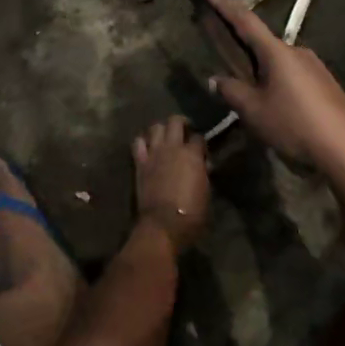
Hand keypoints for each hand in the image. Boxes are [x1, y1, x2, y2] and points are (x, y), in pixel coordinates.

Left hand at [132, 116, 209, 252]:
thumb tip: (203, 165)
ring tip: (166, 136)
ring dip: (161, 129)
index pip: (199, 137)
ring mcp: (154, 152)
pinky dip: (143, 141)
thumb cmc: (192, 213)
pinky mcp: (140, 162)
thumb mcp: (206, 192)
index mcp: (192, 155)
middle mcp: (172, 147)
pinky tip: (148, 146)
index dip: (202, 142)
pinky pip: (138, 142)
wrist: (164, 224)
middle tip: (185, 131)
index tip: (202, 150)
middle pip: (175, 121)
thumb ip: (204, 173)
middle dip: (182, 123)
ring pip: (155, 127)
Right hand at [205, 0, 344, 172]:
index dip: (226, 6)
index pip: (246, 21)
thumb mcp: (254, 111)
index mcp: (277, 52)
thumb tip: (216, 79)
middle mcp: (297, 52)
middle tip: (226, 52)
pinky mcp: (327, 86)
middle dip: (244, 46)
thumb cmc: (295, 124)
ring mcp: (316, 68)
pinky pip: (294, 75)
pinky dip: (279, 81)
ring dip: (263, 69)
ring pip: (280, 62)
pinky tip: (277, 105)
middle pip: (264, 43)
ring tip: (251, 91)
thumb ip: (231, 91)